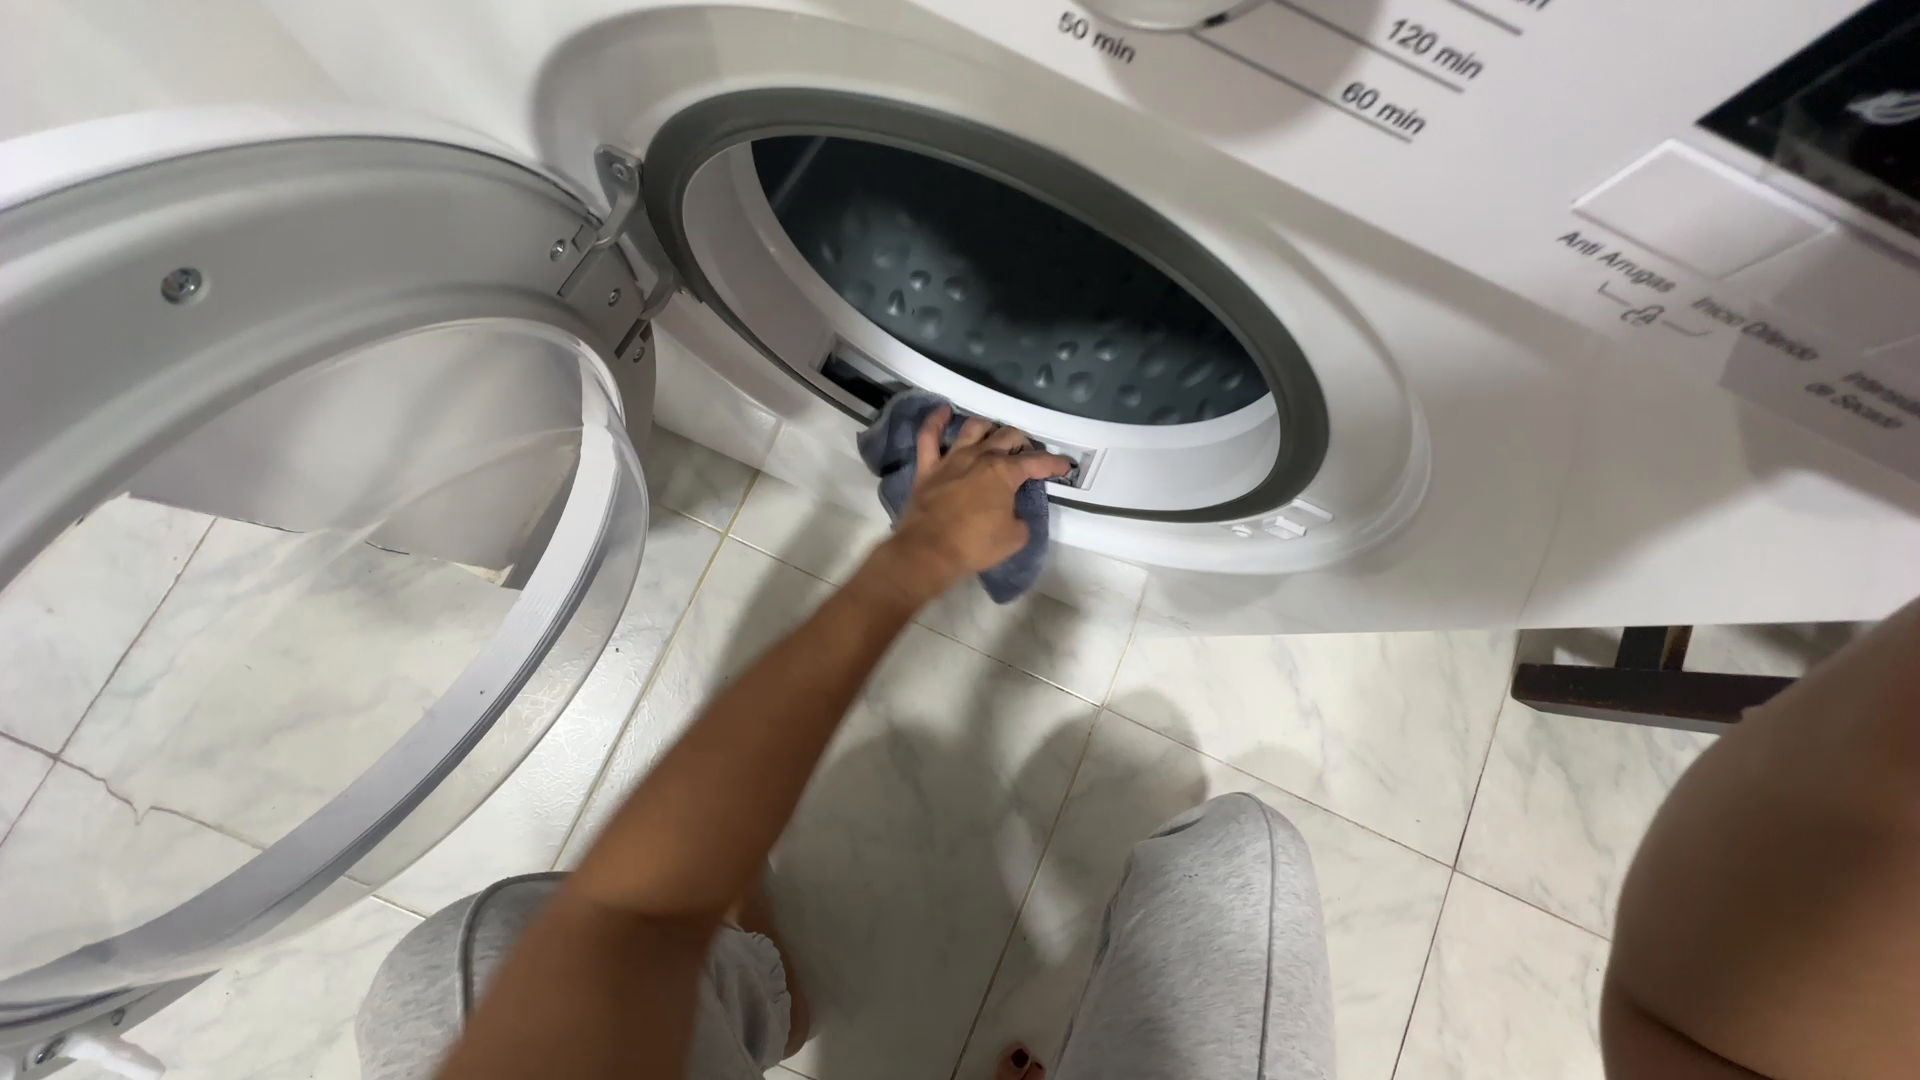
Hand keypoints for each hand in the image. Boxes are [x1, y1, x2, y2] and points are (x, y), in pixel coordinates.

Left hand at [872, 406, 1070, 602]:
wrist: (928, 551)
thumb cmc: (974, 545)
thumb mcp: (1014, 537)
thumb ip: (1020, 518)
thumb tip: (1014, 513)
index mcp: (1004, 472)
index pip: (1036, 462)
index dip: (1054, 463)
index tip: (1065, 466)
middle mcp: (980, 456)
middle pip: (1007, 436)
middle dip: (1023, 443)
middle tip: (1027, 456)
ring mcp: (952, 458)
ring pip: (974, 428)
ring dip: (990, 428)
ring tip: (995, 435)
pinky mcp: (928, 467)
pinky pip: (929, 436)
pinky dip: (936, 420)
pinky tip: (944, 410)